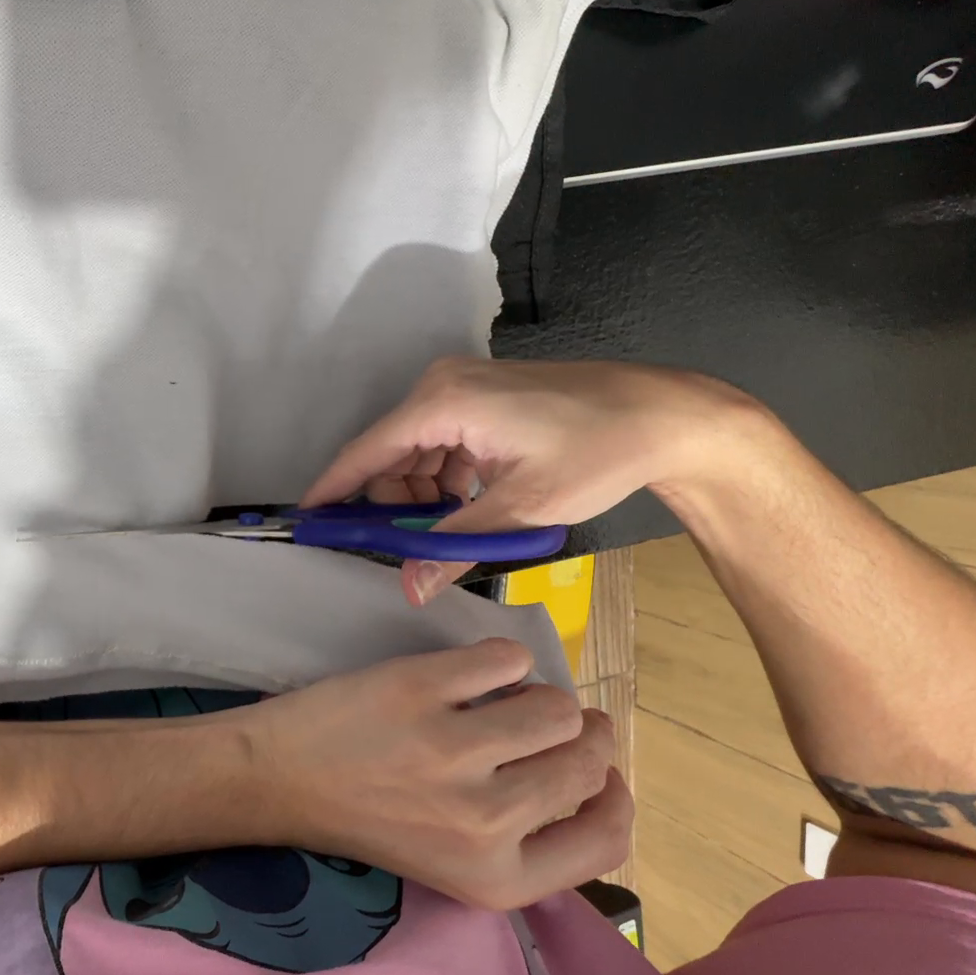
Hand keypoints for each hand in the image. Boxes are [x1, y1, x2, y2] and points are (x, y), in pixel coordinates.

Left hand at [240, 638, 631, 909]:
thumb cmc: (365, 817)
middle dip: (580, 732)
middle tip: (550, 717)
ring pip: (555, 706)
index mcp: (499, 878)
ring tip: (504, 697)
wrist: (276, 778)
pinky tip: (473, 670)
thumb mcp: (455, 861)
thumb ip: (524, 835)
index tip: (600, 768)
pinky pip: (505, 657)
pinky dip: (501, 657)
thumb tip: (593, 772)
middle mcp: (485, 822)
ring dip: (541, 694)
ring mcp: (451, 751)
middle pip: (586, 760)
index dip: (613, 794)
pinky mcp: (417, 689)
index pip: (608, 839)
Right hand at [302, 358, 763, 603]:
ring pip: (411, 452)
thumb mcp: (521, 508)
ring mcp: (459, 388)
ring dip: (420, 495)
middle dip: (392, 504)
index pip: (367, 451)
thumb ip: (455, 546)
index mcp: (442, 402)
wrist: (669, 416)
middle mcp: (440, 385)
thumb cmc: (596, 454)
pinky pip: (437, 444)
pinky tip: (467, 504)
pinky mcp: (476, 398)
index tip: (306, 521)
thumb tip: (409, 589)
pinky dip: (442, 479)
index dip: (333, 489)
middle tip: (409, 548)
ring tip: (450, 530)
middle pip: (388, 454)